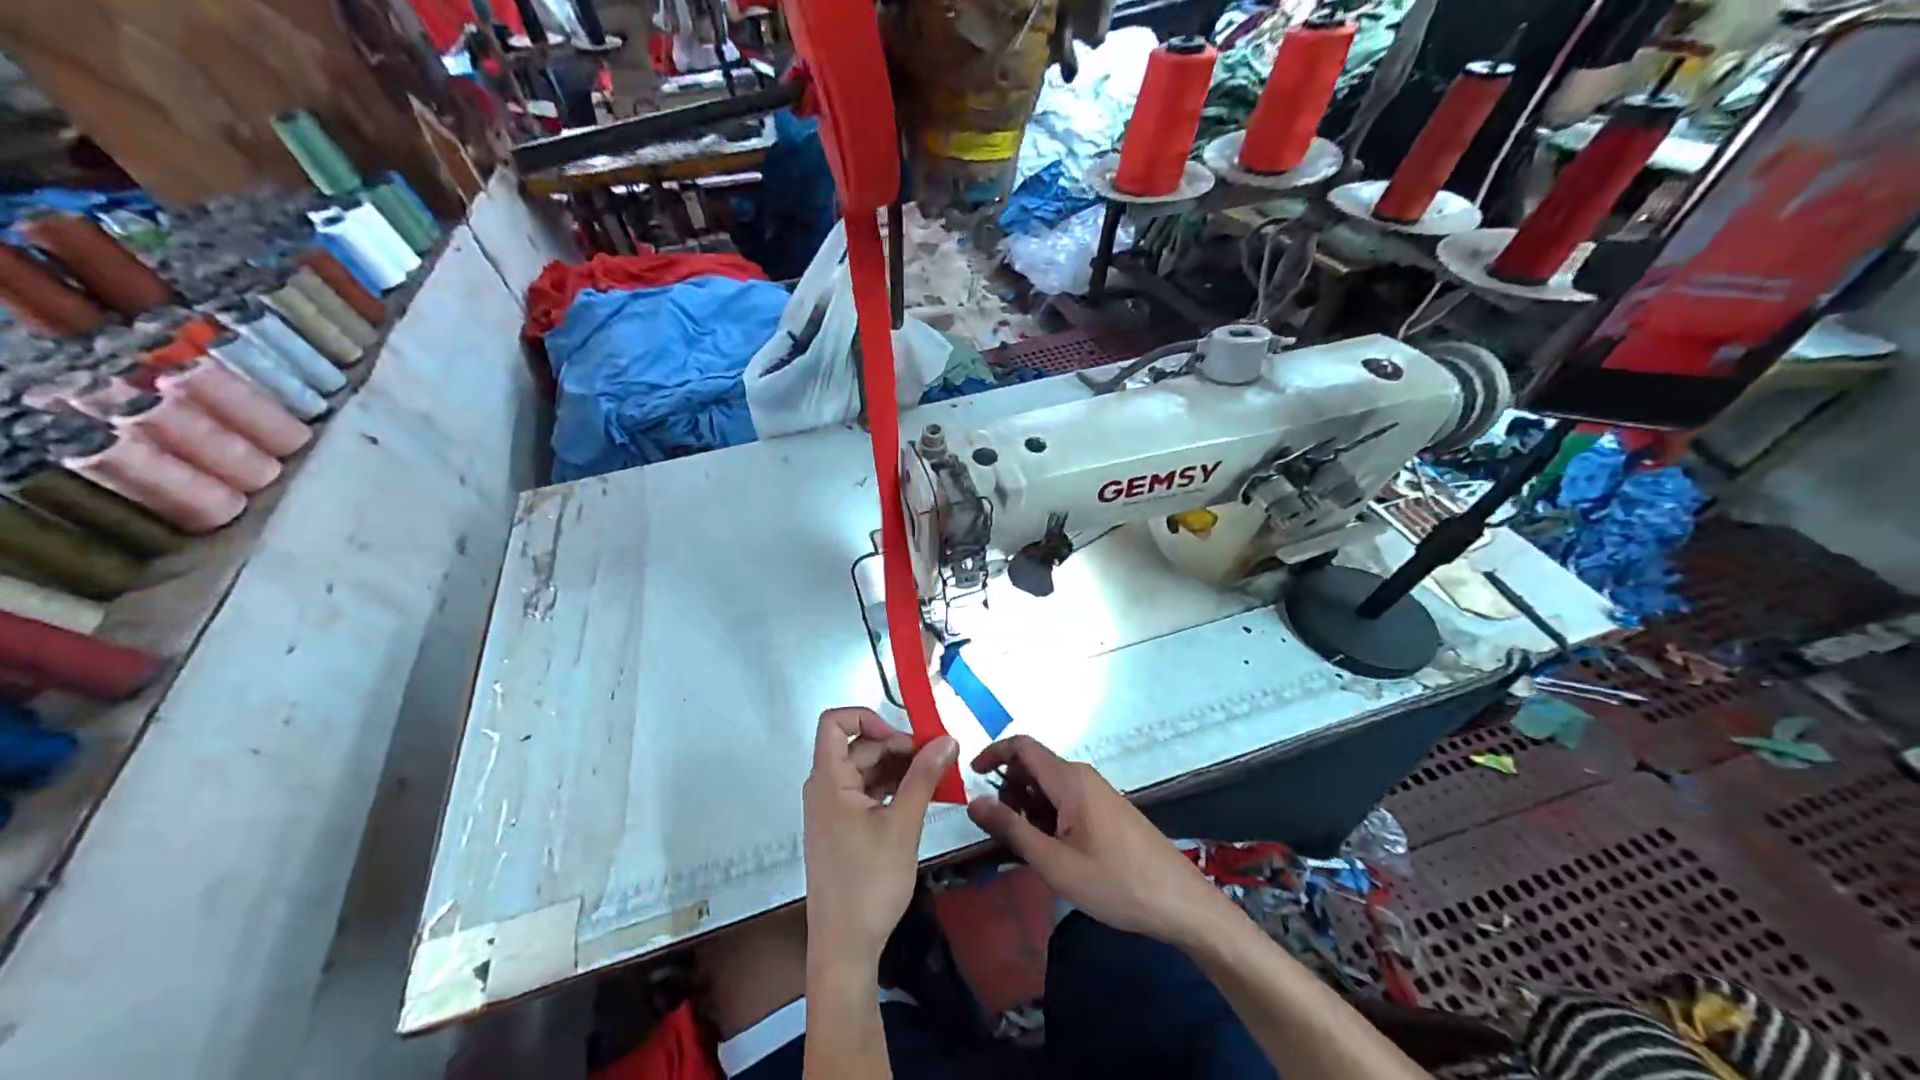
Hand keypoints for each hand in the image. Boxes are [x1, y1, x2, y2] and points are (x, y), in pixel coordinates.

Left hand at [803, 707, 956, 967]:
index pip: (835, 723)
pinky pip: (868, 793)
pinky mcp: (844, 829)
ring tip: (937, 777)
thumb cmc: (868, 883)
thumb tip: (947, 739)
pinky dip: (893, 789)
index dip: (869, 718)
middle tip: (937, 759)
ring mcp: (834, 810)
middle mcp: (826, 788)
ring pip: (867, 770)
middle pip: (859, 746)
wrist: (844, 947)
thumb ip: (924, 777)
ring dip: (899, 768)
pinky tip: (921, 796)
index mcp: (828, 781)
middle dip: (898, 746)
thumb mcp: (902, 826)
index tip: (905, 739)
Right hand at [966, 735, 1233, 948]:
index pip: (1022, 746)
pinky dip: (1047, 815)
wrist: (1179, 902)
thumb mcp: (1054, 863)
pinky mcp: (1107, 810)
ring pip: (1049, 786)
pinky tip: (1052, 851)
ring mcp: (1098, 793)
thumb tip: (975, 802)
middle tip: (1002, 831)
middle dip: (1009, 790)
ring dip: (1028, 807)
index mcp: (1070, 780)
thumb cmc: (1115, 883)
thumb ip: (1012, 829)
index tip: (971, 776)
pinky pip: (1066, 799)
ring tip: (1027, 848)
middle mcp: (1083, 777)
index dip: (993, 753)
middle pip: (1033, 766)